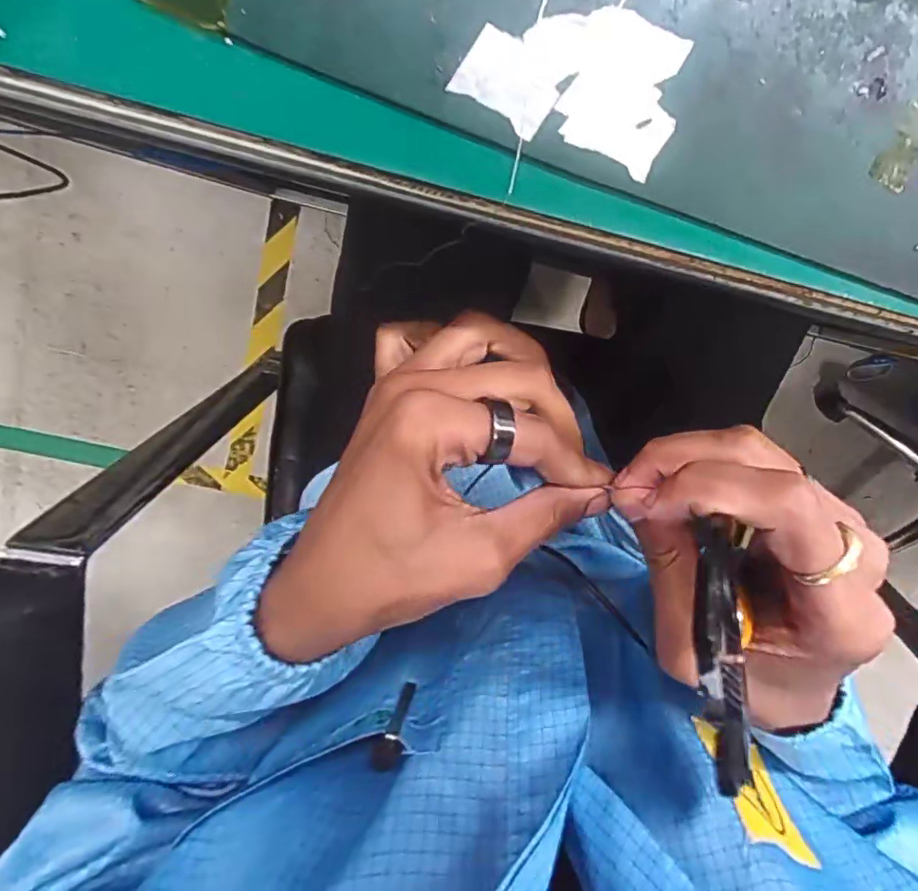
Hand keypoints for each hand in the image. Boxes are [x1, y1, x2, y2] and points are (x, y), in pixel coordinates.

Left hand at [256, 313, 611, 662]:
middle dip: (558, 418)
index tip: (596, 490)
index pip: (529, 430)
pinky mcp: (384, 387)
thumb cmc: (390, 577)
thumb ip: (544, 516)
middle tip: (571, 465)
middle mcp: (413, 383)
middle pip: (516, 373)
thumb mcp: (478, 557)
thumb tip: (595, 492)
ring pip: (476, 335)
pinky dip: (453, 349)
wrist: (321, 583)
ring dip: (517, 363)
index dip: (572, 464)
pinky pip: (418, 340)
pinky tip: (473, 379)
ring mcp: (395, 379)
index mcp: (429, 420)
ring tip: (540, 410)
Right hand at [611, 427, 892, 730]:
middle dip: (684, 461)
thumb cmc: (751, 685)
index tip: (649, 502)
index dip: (710, 487)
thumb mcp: (693, 649)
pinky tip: (669, 485)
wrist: (793, 689)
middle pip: (770, 466)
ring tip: (643, 483)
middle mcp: (855, 551)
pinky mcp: (813, 502)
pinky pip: (751, 461)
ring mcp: (840, 520)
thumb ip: (672, 567)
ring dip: (686, 457)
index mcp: (841, 607)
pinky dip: (697, 463)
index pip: (789, 506)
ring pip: (757, 451)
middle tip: (631, 484)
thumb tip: (640, 495)